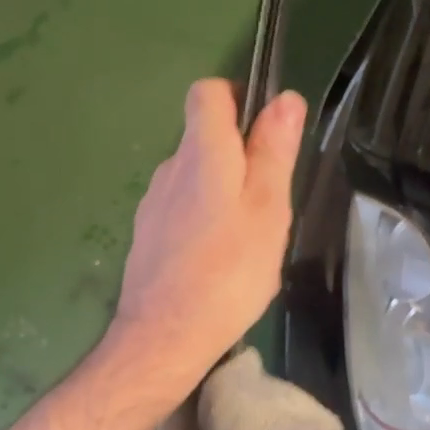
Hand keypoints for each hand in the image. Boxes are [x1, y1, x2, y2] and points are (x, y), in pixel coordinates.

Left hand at [108, 80, 306, 373]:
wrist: (165, 336)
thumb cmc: (228, 272)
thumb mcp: (267, 209)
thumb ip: (273, 153)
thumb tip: (284, 99)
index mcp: (201, 152)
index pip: (207, 93)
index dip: (237, 99)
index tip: (264, 132)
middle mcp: (168, 170)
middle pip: (203, 141)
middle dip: (237, 158)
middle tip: (268, 203)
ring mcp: (152, 207)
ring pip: (192, 182)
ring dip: (219, 197)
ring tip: (246, 243)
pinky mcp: (145, 240)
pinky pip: (179, 216)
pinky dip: (200, 227)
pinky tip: (217, 266)